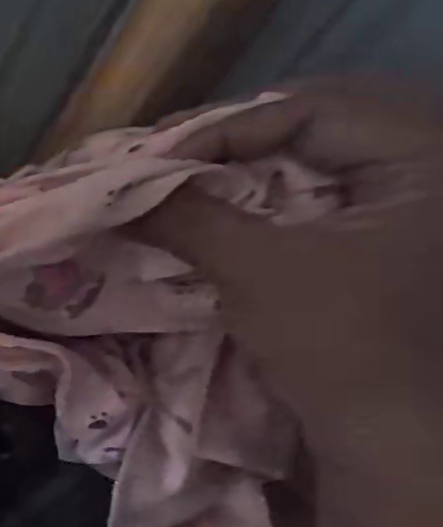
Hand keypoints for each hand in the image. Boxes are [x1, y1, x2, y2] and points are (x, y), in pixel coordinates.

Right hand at [134, 82, 442, 465]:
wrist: (389, 417)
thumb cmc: (341, 339)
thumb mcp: (259, 272)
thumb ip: (189, 221)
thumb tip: (115, 190)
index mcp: (432, 155)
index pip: (313, 109)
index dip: (221, 130)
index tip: (145, 166)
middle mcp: (427, 161)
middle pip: (313, 119)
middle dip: (223, 138)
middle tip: (149, 163)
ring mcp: (402, 196)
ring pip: (304, 154)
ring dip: (228, 166)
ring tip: (163, 184)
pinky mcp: (370, 229)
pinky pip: (300, 189)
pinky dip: (243, 194)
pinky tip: (198, 211)